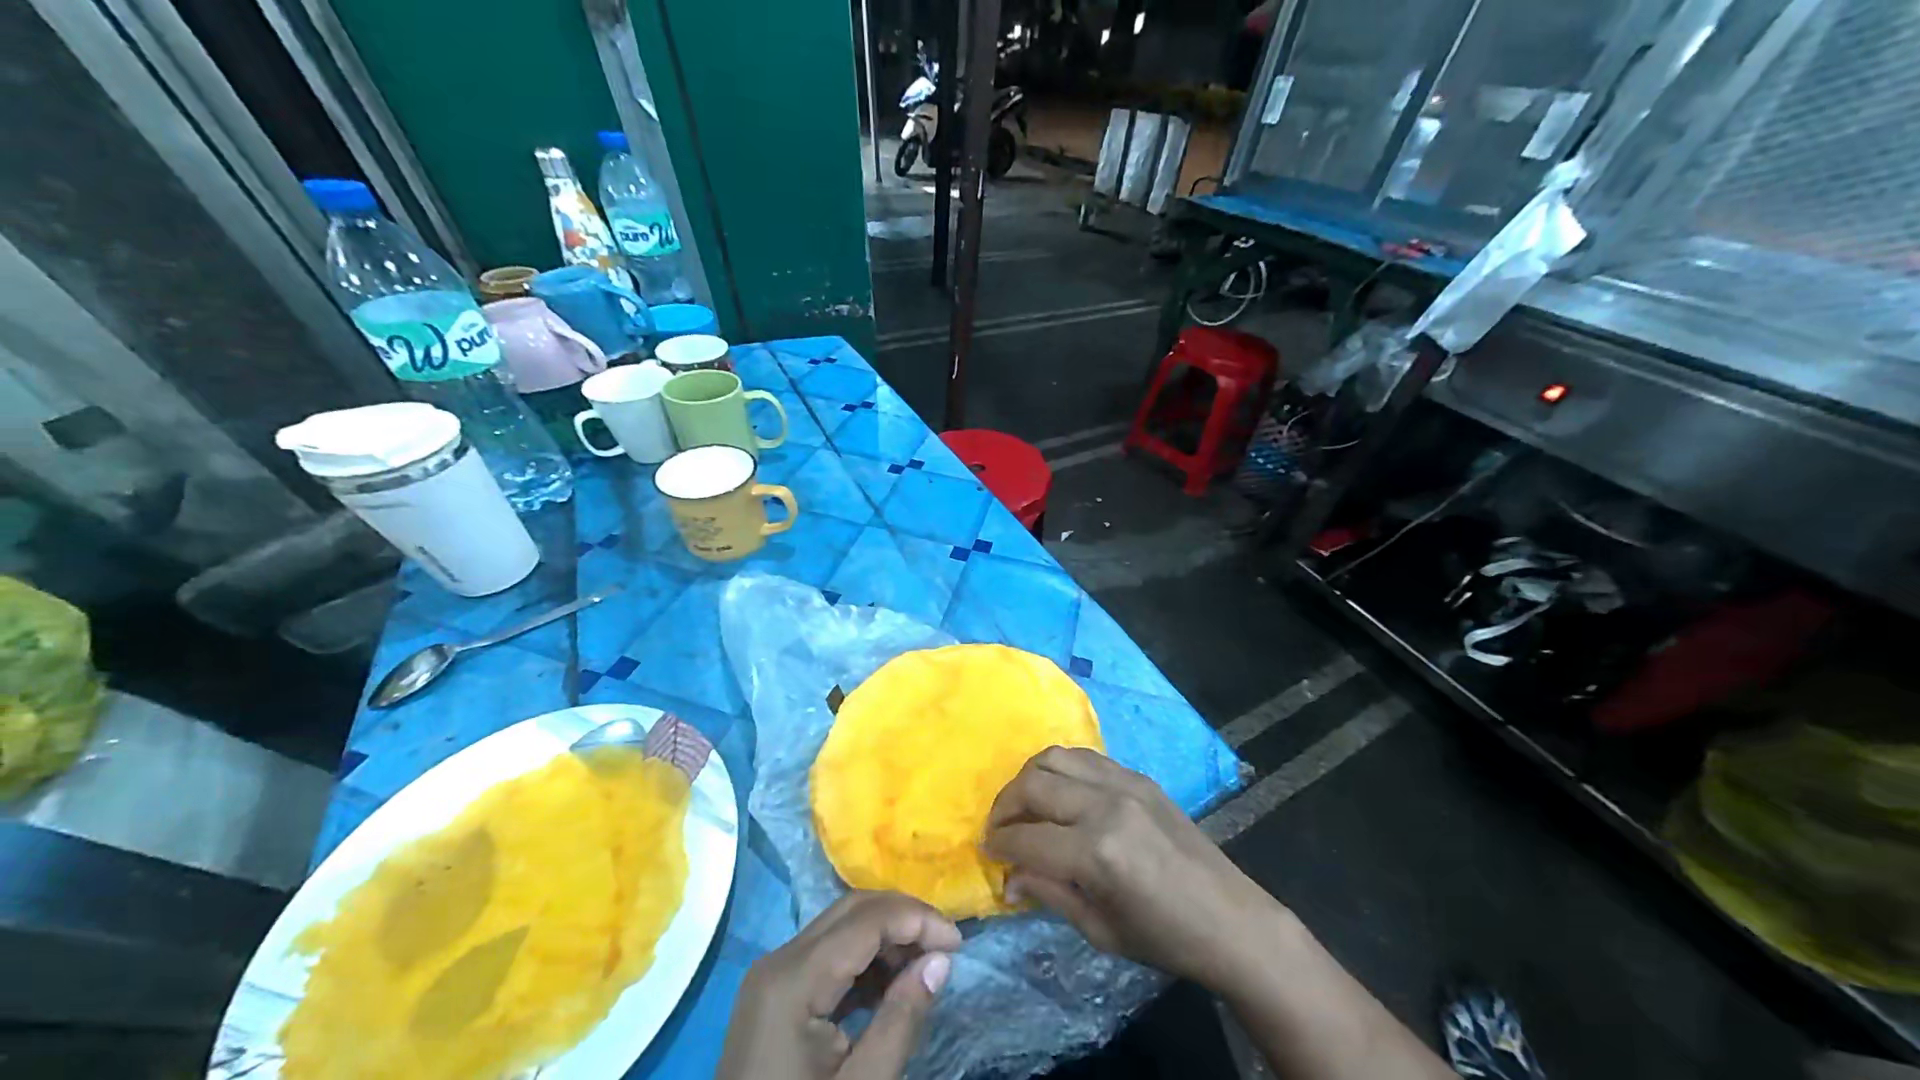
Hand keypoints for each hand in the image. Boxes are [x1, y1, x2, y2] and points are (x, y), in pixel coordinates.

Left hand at [717, 891, 958, 1079]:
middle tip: (946, 947)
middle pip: (851, 911)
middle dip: (904, 919)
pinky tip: (892, 984)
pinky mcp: (775, 993)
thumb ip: (901, 1020)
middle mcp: (779, 960)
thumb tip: (939, 961)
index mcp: (794, 979)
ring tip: (925, 966)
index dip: (917, 920)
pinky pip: (827, 955)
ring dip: (887, 936)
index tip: (958, 944)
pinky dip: (864, 959)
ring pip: (840, 927)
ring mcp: (773, 974)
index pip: (866, 919)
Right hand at [982, 746, 1282, 990]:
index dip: (998, 845)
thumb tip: (1008, 877)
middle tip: (998, 828)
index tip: (987, 852)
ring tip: (1023, 804)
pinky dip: (1060, 769)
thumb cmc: (1164, 939)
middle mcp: (1106, 806)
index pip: (1026, 838)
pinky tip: (1058, 792)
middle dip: (1004, 805)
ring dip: (1029, 778)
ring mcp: (1125, 784)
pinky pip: (1085, 757)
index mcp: (1097, 853)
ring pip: (1055, 758)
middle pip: (1033, 784)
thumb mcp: (1099, 930)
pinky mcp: (1139, 777)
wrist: (1231, 920)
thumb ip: (1049, 892)